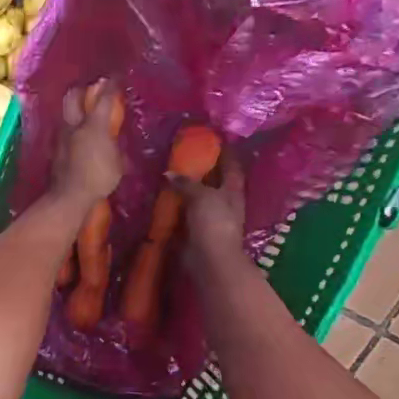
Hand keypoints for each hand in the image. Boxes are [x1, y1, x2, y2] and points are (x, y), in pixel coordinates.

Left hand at [50, 81, 123, 204]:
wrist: (69, 195)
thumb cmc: (99, 178)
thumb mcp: (117, 163)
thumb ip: (116, 148)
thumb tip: (114, 142)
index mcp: (94, 125)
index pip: (104, 98)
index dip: (111, 86)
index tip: (116, 77)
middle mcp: (74, 125)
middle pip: (73, 96)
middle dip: (82, 88)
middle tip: (91, 87)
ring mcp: (61, 136)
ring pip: (65, 114)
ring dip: (73, 109)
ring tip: (82, 112)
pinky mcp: (54, 149)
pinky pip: (63, 131)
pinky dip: (70, 128)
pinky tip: (76, 135)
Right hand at [174, 155, 247, 276]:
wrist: (211, 258)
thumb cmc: (214, 221)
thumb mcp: (201, 195)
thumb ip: (186, 183)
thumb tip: (168, 174)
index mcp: (233, 189)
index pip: (232, 165)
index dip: (226, 152)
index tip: (214, 140)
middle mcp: (226, 201)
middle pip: (216, 181)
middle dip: (204, 170)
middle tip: (186, 156)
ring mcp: (212, 217)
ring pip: (200, 198)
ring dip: (189, 189)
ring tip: (171, 175)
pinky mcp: (198, 231)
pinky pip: (187, 213)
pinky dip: (178, 206)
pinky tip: (165, 199)